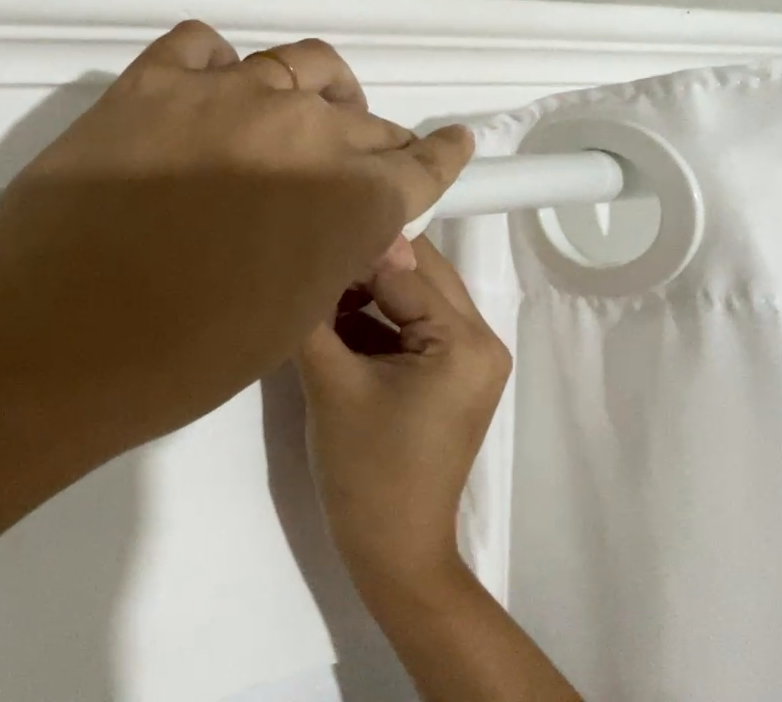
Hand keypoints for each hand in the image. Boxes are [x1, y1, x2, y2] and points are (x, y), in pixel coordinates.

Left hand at [0, 20, 473, 447]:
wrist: (55, 338)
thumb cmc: (177, 360)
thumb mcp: (285, 320)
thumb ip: (326, 250)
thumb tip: (329, 221)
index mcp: (351, 199)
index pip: (418, 165)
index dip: (435, 159)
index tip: (446, 148)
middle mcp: (302, 129)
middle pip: (359, 119)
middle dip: (367, 140)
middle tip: (347, 160)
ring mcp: (222, 94)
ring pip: (295, 64)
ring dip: (309, 90)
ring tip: (293, 114)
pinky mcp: (149, 82)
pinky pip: (201, 47)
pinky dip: (216, 67)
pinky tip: (207, 95)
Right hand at [297, 237, 510, 607]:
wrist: (390, 548)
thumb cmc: (363, 466)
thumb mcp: (330, 379)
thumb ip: (319, 309)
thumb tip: (303, 250)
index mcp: (464, 341)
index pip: (402, 269)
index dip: (350, 250)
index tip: (302, 233)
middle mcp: (480, 340)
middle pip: (418, 272)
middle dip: (362, 261)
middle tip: (306, 252)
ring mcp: (467, 359)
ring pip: (412, 295)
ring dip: (363, 288)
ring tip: (310, 284)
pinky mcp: (448, 375)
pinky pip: (409, 324)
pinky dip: (370, 317)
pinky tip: (326, 316)